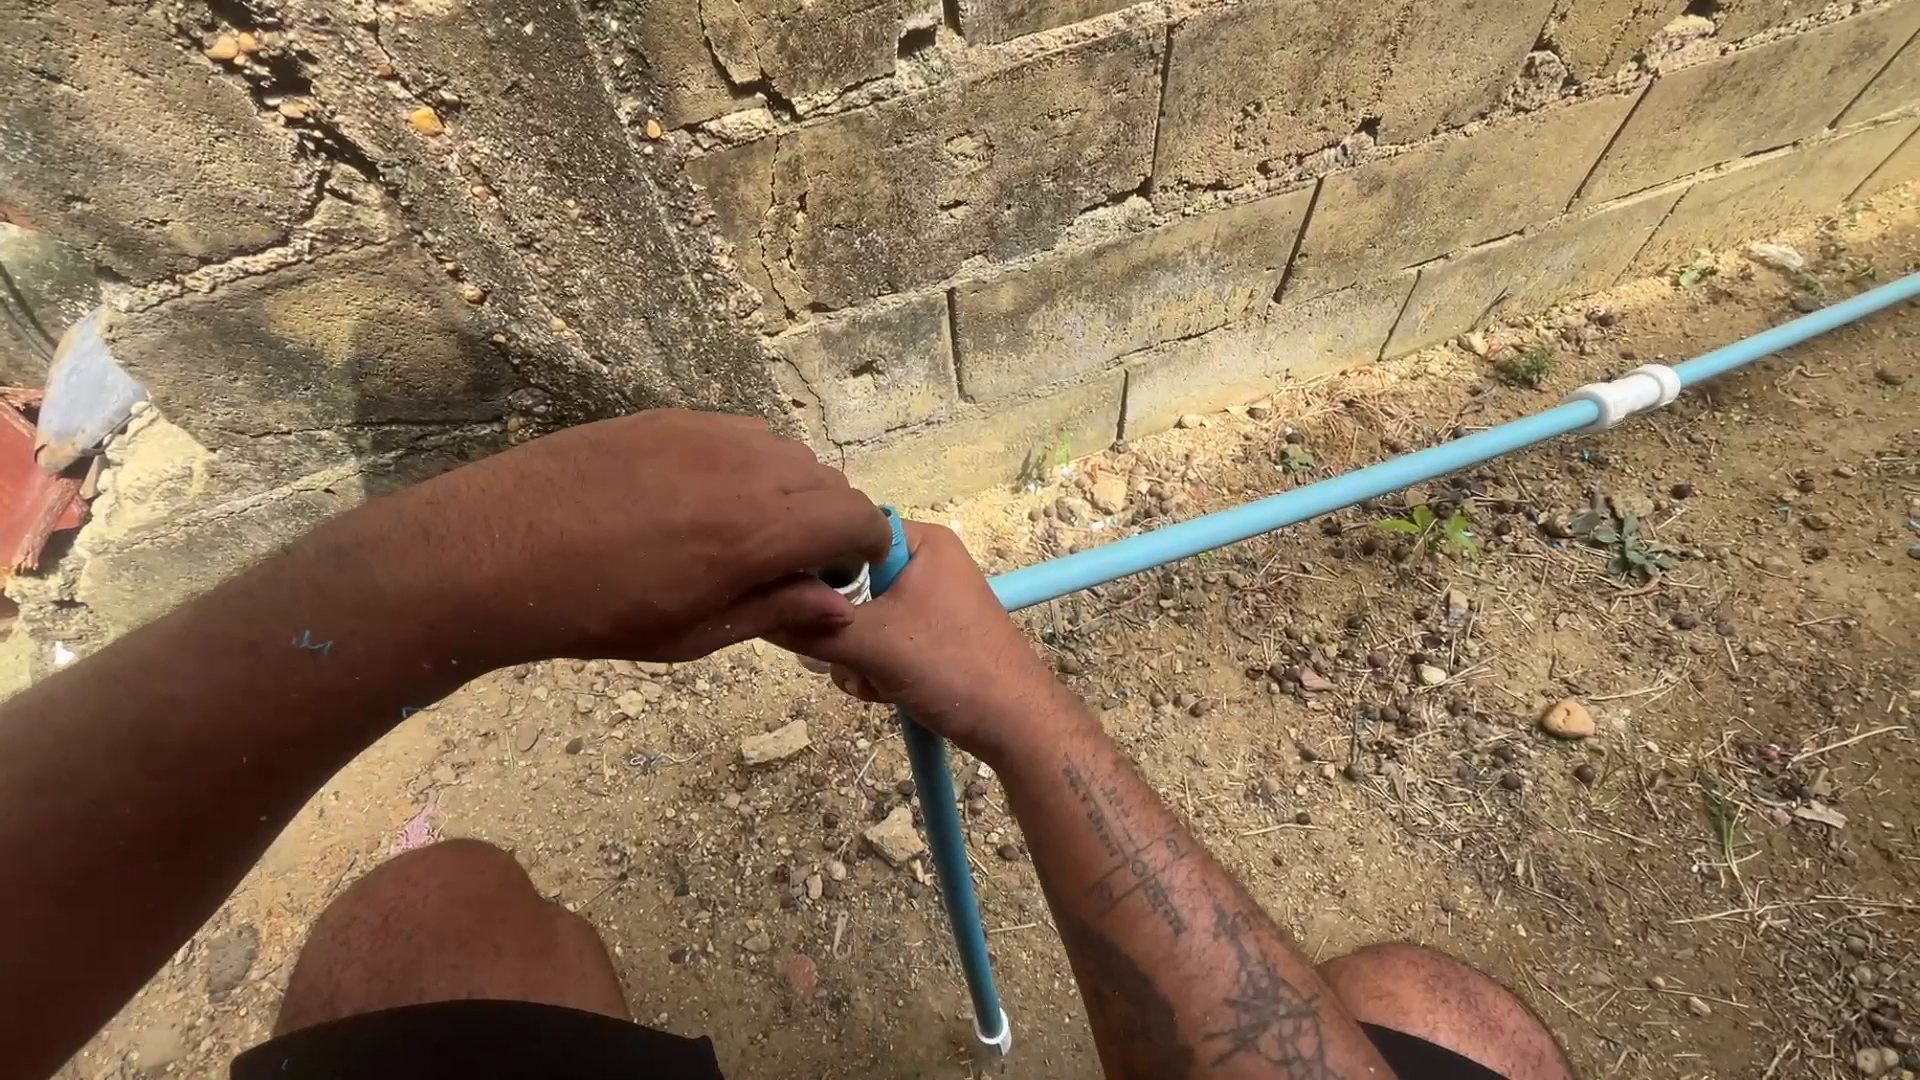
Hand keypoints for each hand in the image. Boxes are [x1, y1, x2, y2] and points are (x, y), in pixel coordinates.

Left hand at [331, 410, 890, 666]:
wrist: (489, 553)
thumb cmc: (598, 613)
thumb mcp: (697, 634)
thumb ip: (778, 609)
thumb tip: (840, 605)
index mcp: (760, 530)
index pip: (856, 516)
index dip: (867, 544)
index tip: (849, 567)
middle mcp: (748, 467)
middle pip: (828, 479)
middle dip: (830, 519)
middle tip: (794, 557)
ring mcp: (707, 432)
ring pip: (787, 450)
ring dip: (792, 487)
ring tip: (748, 524)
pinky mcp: (671, 415)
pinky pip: (741, 433)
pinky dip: (750, 463)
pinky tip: (706, 493)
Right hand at [778, 521, 1078, 761]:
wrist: (1014, 724)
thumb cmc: (953, 667)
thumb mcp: (876, 644)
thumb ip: (812, 627)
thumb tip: (754, 612)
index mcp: (921, 543)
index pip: (847, 533)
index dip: (817, 567)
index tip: (798, 603)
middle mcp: (924, 563)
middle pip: (848, 582)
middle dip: (841, 628)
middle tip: (848, 655)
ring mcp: (926, 601)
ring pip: (859, 618)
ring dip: (856, 657)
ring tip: (875, 680)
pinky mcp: (925, 634)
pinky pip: (878, 640)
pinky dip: (874, 668)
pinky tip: (886, 692)